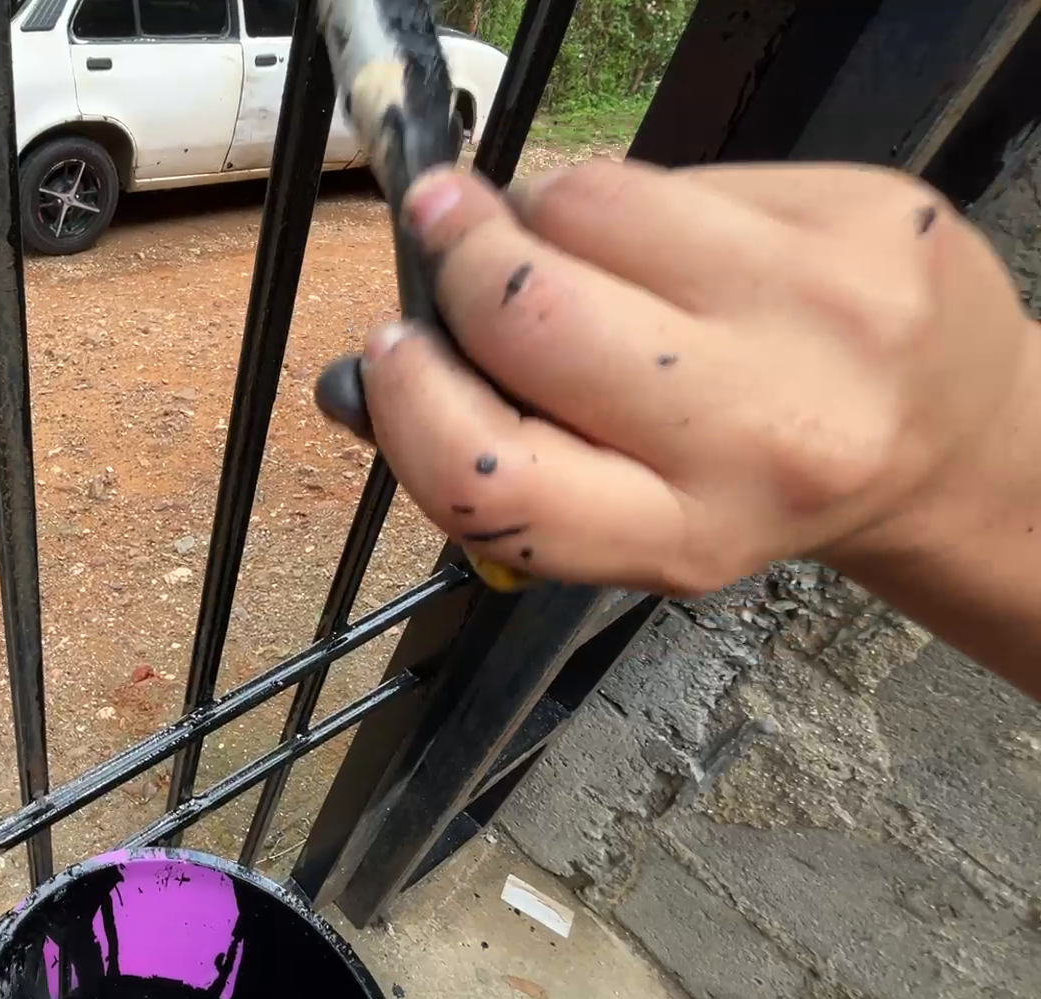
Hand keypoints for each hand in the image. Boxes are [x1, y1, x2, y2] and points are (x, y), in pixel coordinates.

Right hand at [344, 160, 1040, 689]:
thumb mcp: (596, 514)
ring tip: (535, 243)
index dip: (410, 404)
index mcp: (667, 534)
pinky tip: (618, 230)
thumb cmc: (720, 486)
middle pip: (526, 315)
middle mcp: (756, 431)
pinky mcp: (857, 211)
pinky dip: (594, 195)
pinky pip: (652, 173)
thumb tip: (355, 382)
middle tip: (435, 239)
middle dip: (454, 265)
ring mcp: (821, 308)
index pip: (486, 475)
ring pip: (579, 211)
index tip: (386, 350)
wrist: (934, 438)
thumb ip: (468, 457)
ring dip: (519, 216)